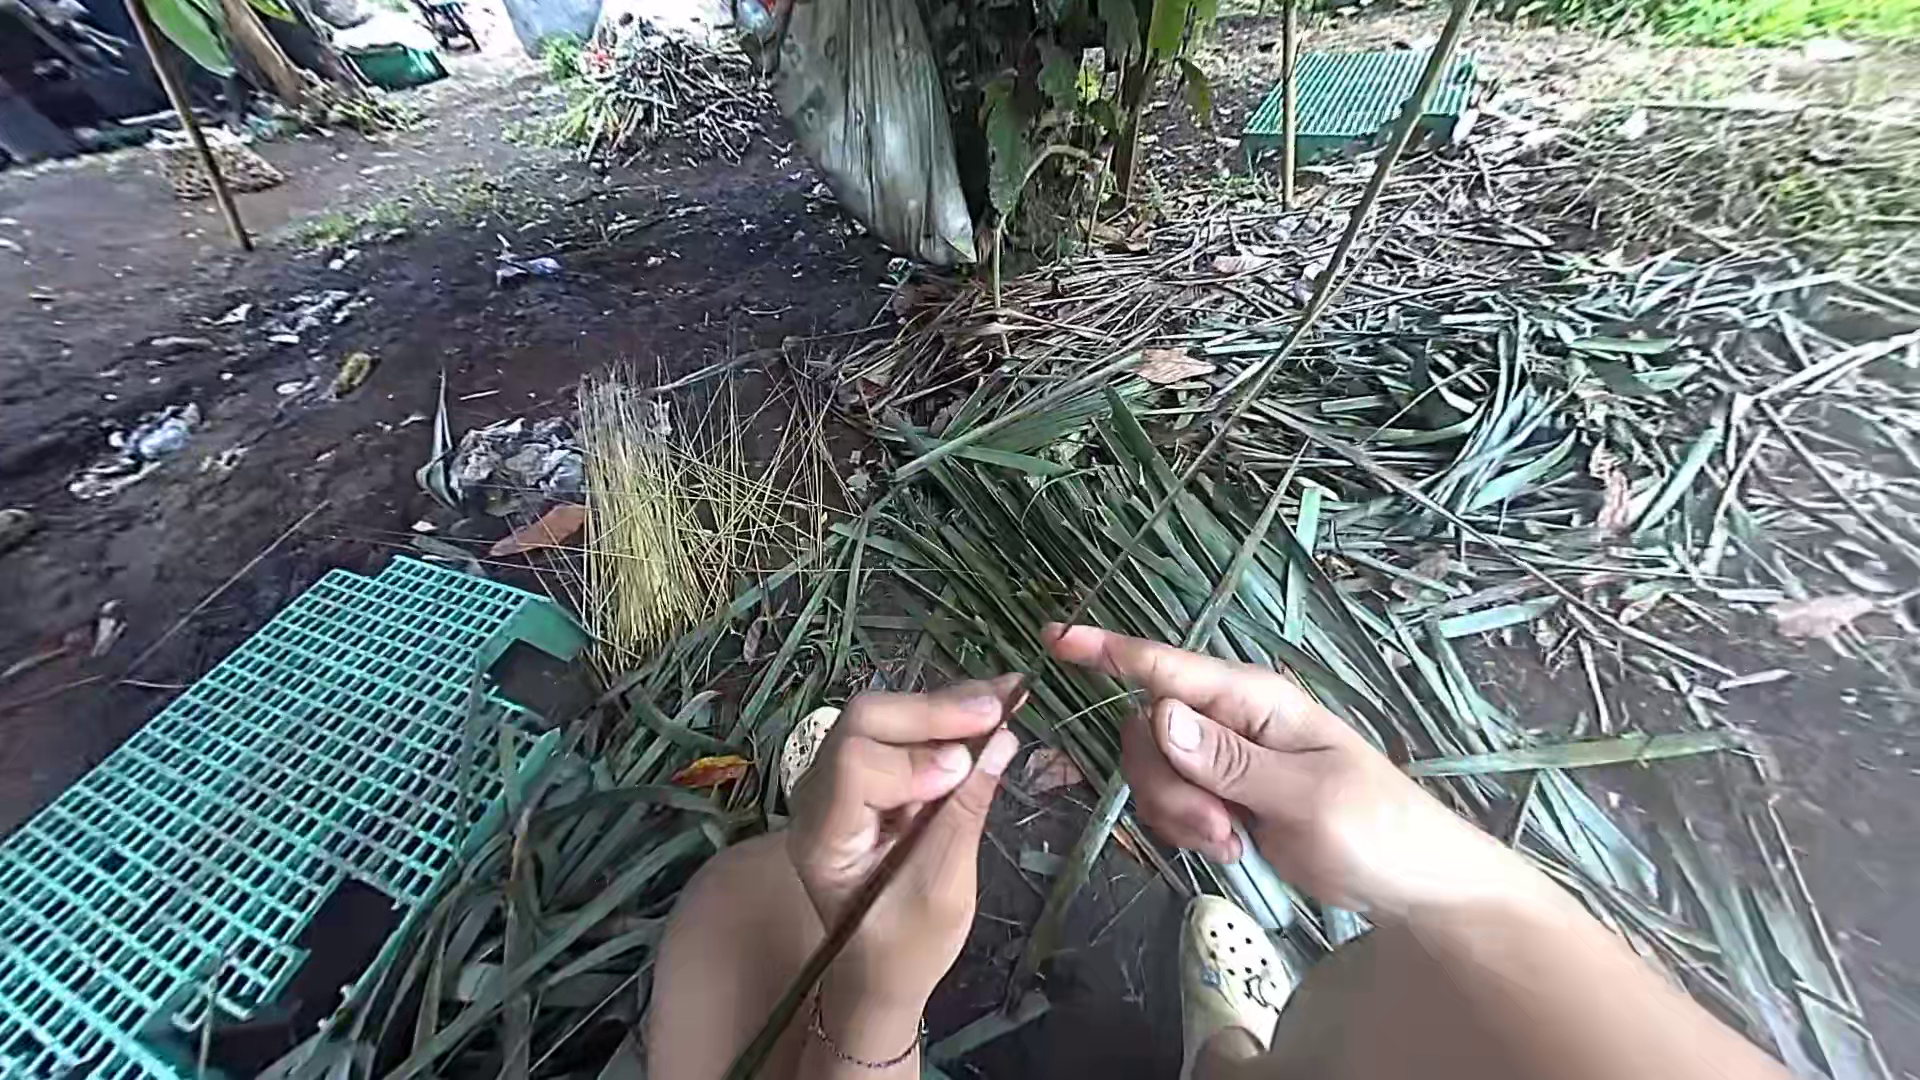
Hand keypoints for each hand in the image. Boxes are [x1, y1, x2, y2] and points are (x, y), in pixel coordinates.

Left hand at [786, 676, 1021, 1019]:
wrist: (882, 964)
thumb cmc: (906, 947)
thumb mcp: (942, 891)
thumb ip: (965, 812)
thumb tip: (1002, 740)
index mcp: (823, 836)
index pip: (854, 766)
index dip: (911, 759)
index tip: (964, 767)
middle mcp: (819, 791)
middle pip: (865, 720)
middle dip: (934, 712)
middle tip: (996, 708)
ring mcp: (838, 771)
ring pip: (886, 711)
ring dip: (947, 704)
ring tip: (1004, 695)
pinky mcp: (867, 762)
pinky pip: (902, 722)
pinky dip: (948, 713)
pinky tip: (988, 703)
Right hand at [1046, 625, 1552, 920]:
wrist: (1411, 886)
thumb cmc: (1378, 830)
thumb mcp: (1310, 800)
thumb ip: (1228, 759)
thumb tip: (1156, 714)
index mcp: (1250, 697)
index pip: (1165, 665)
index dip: (1106, 649)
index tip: (1054, 637)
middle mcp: (1223, 715)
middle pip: (1145, 730)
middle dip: (1165, 784)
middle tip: (1218, 829)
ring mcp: (1215, 751)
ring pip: (1149, 768)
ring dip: (1177, 812)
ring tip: (1232, 841)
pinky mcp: (1211, 785)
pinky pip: (1163, 796)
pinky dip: (1182, 826)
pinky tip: (1230, 845)